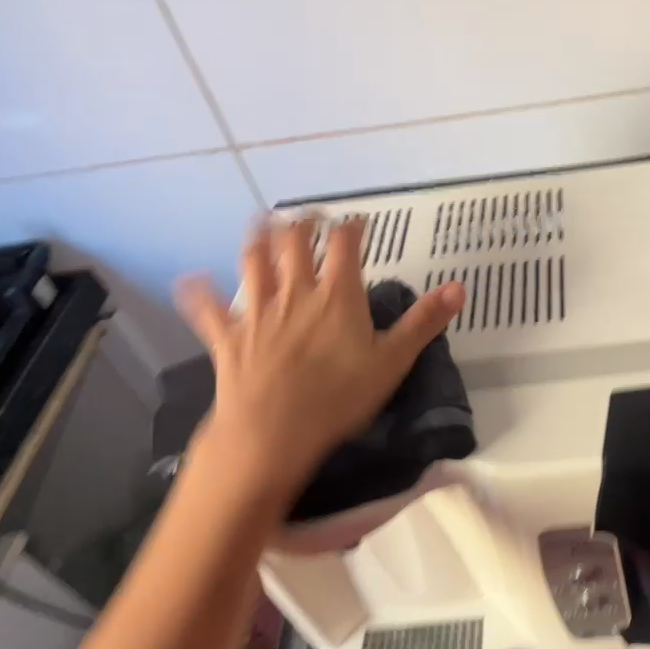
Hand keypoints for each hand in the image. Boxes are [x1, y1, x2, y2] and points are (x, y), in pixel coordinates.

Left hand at [173, 217, 464, 499]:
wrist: (271, 432)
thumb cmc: (338, 397)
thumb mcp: (392, 361)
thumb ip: (424, 321)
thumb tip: (458, 287)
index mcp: (337, 295)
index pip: (345, 245)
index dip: (352, 227)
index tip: (358, 220)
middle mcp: (295, 292)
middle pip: (295, 243)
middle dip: (303, 224)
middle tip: (310, 216)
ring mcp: (257, 312)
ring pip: (254, 263)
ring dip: (258, 238)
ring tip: (262, 222)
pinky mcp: (228, 337)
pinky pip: (209, 309)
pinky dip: (199, 292)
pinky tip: (191, 280)